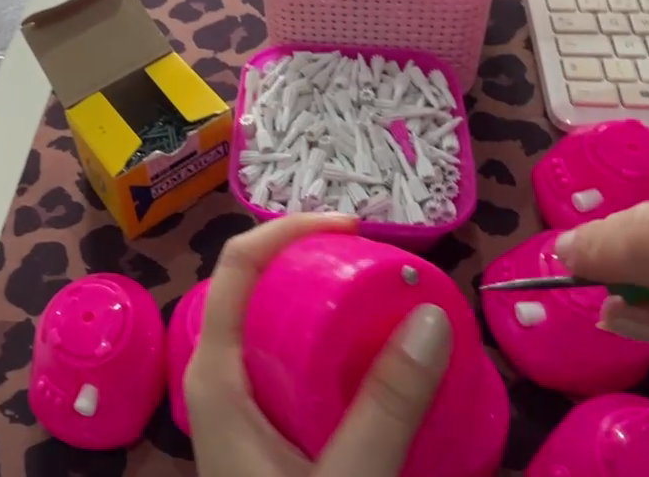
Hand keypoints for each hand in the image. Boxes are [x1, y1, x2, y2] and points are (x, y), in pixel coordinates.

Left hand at [185, 214, 453, 475]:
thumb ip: (386, 406)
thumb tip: (432, 315)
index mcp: (215, 372)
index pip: (237, 265)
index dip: (288, 228)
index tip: (353, 224)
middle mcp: (217, 372)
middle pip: (254, 284)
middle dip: (311, 257)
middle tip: (377, 259)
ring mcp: (236, 398)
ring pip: (271, 320)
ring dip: (320, 296)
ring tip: (378, 292)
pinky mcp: (259, 423)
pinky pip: (284, 356)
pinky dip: (323, 338)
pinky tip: (364, 351)